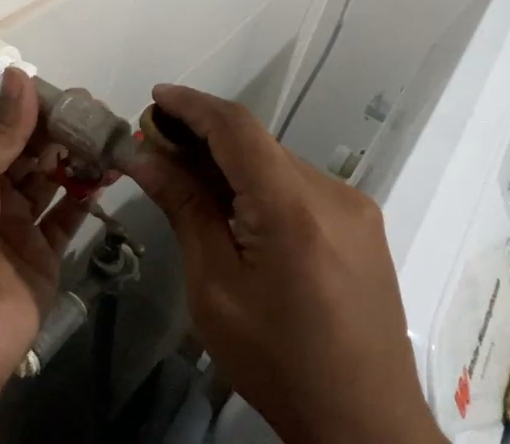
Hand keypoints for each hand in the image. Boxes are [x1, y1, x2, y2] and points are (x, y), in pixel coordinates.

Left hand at [0, 70, 90, 442]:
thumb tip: (19, 74)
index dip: (25, 106)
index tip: (63, 89)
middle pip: (26, 149)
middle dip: (57, 130)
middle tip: (95, 111)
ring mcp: (14, 225)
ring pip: (49, 179)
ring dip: (74, 158)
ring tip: (107, 136)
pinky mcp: (42, 256)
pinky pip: (66, 218)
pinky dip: (84, 197)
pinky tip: (105, 175)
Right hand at [128, 84, 442, 443]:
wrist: (366, 425)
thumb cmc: (278, 362)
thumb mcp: (214, 288)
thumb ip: (185, 210)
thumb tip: (144, 157)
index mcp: (294, 209)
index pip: (237, 128)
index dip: (192, 106)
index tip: (153, 99)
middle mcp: (333, 194)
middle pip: (256, 143)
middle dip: (203, 137)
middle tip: (154, 150)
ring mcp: (354, 211)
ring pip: (277, 163)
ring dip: (229, 162)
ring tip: (186, 181)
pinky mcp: (362, 229)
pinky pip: (299, 186)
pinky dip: (258, 183)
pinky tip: (233, 209)